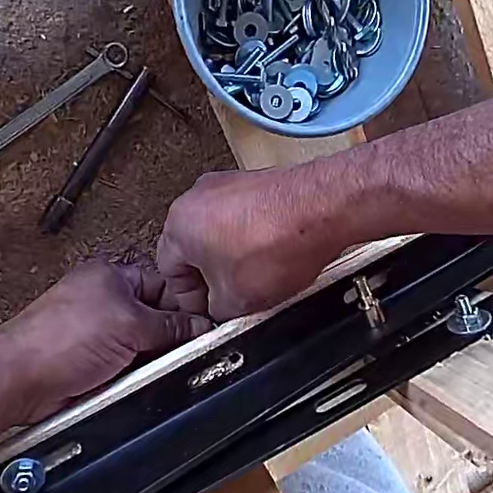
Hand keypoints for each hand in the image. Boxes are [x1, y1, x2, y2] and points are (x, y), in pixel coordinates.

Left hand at [0, 260, 210, 421]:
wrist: (20, 381)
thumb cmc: (56, 340)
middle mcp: (104, 301)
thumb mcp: (131, 324)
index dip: (183, 306)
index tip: (201, 327)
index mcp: (112, 277)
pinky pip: (128, 369)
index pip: (163, 286)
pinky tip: (128, 380)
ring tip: (142, 367)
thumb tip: (199, 327)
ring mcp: (98, 334)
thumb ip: (171, 325)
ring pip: (143, 347)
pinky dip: (132, 376)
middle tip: (174, 351)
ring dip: (147, 360)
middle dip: (166, 337)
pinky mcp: (93, 364)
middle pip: (156, 318)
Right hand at [156, 168, 347, 320]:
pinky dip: (258, 238)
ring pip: (223, 232)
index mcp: (178, 224)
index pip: (170, 272)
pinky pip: (249, 218)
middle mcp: (198, 197)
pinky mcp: (258, 182)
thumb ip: (215, 310)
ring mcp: (229, 185)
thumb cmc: (279, 241)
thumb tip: (219, 309)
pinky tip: (277, 256)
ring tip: (261, 277)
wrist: (323, 208)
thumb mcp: (235, 301)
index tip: (209, 310)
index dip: (190, 299)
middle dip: (214, 277)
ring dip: (237, 257)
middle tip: (233, 298)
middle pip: (196, 249)